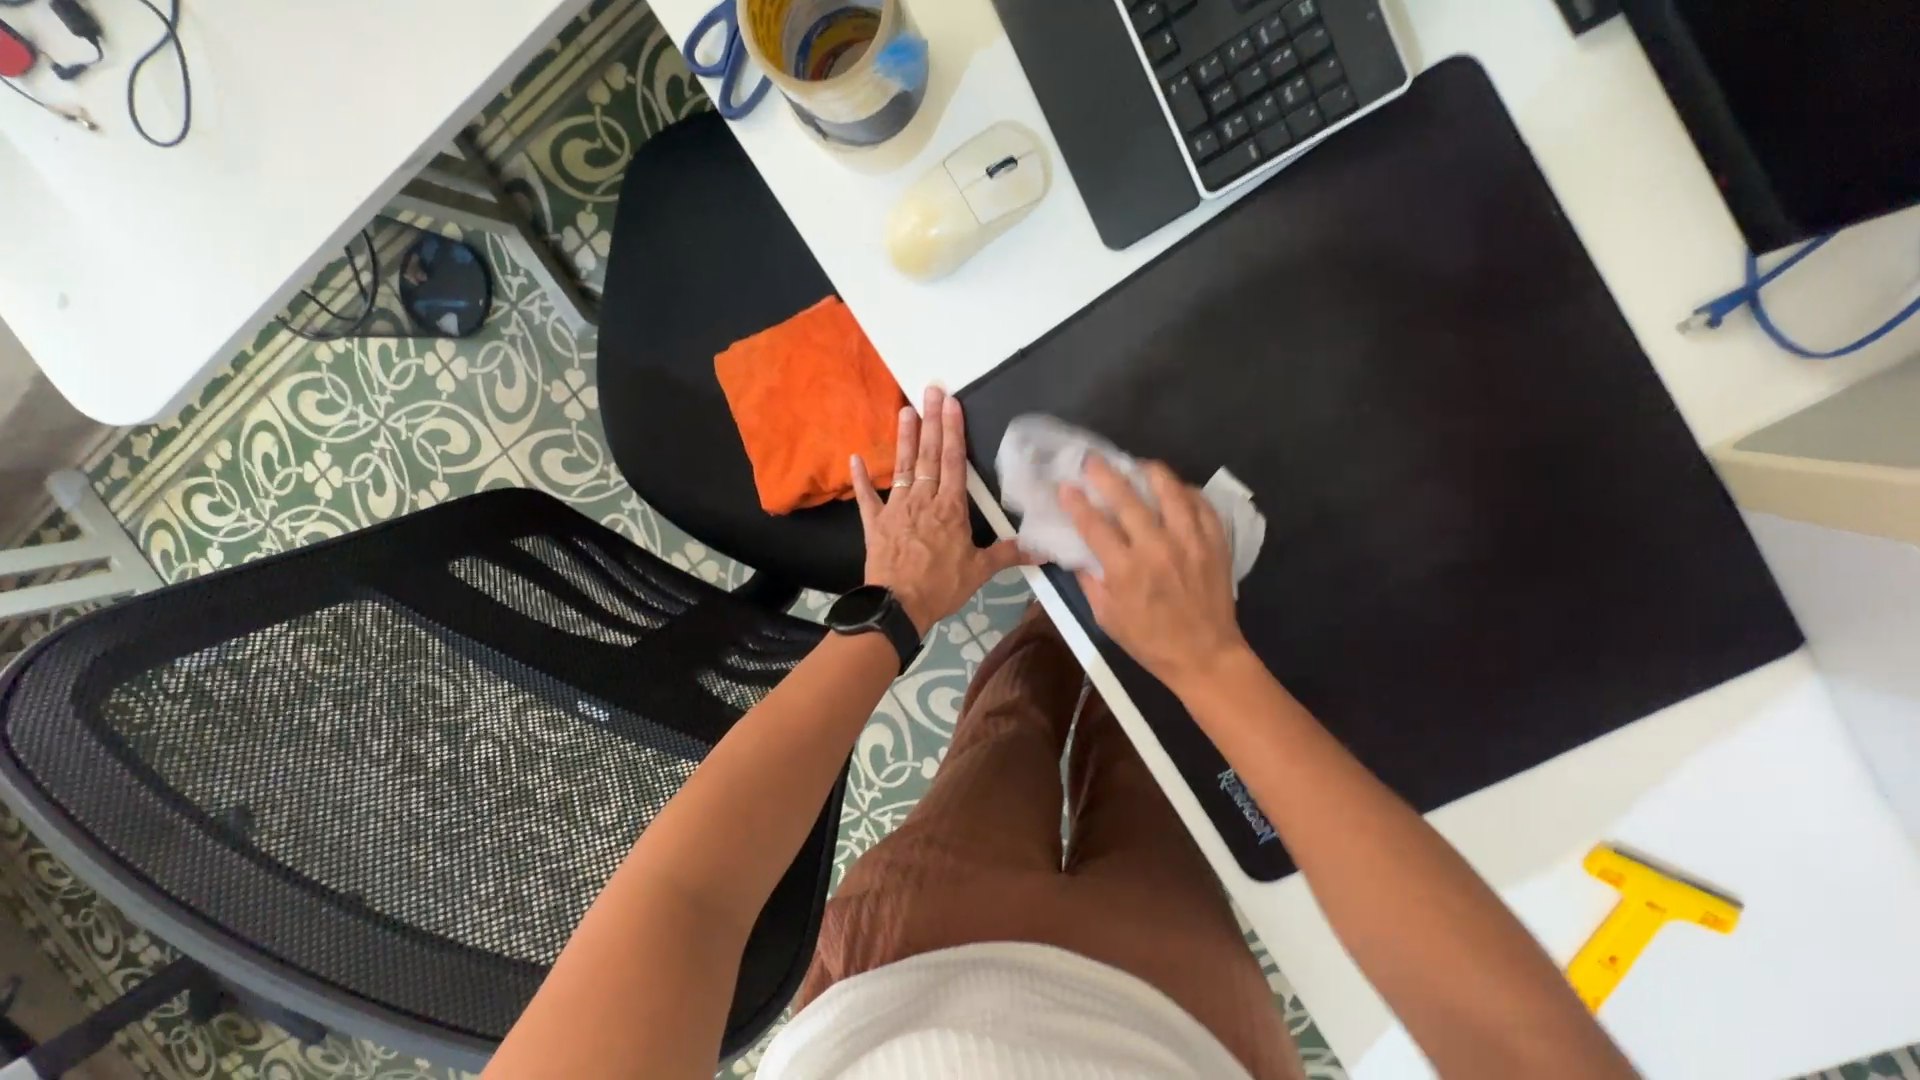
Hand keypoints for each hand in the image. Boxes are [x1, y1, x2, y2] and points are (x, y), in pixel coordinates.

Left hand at [852, 387, 1031, 636]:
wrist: (897, 607)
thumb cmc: (941, 587)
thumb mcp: (980, 571)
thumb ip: (1008, 555)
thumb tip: (1044, 551)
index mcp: (950, 508)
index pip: (954, 461)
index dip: (953, 430)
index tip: (951, 402)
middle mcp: (923, 500)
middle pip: (929, 455)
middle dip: (932, 421)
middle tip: (929, 390)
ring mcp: (896, 509)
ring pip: (902, 468)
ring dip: (904, 439)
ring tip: (905, 411)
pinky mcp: (874, 523)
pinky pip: (866, 497)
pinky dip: (861, 478)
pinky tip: (856, 458)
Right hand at [1059, 457, 1249, 690]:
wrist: (1205, 655)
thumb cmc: (1150, 640)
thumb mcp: (1106, 618)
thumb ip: (1090, 581)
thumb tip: (1078, 552)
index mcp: (1126, 570)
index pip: (1094, 525)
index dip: (1076, 503)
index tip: (1065, 487)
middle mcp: (1157, 548)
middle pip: (1128, 499)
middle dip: (1106, 475)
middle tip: (1094, 461)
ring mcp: (1190, 542)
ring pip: (1170, 491)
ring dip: (1150, 472)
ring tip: (1139, 465)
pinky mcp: (1214, 543)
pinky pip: (1201, 505)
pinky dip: (1186, 492)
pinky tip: (1175, 489)